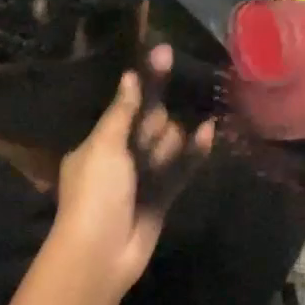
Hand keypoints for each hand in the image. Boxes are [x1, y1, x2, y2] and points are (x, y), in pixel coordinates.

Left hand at [50, 47, 212, 294]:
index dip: (145, 80)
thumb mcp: (104, 146)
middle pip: (149, 123)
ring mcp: (142, 177)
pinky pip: (180, 170)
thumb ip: (121, 112)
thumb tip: (129, 76)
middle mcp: (120, 156)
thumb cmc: (95, 194)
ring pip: (166, 146)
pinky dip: (193, 154)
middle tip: (147, 144)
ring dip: (173, 141)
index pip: (125, 104)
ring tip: (160, 157)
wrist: (100, 254)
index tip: (164, 51)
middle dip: (156, 122)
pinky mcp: (162, 197)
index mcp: (97, 142)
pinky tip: (208, 132)